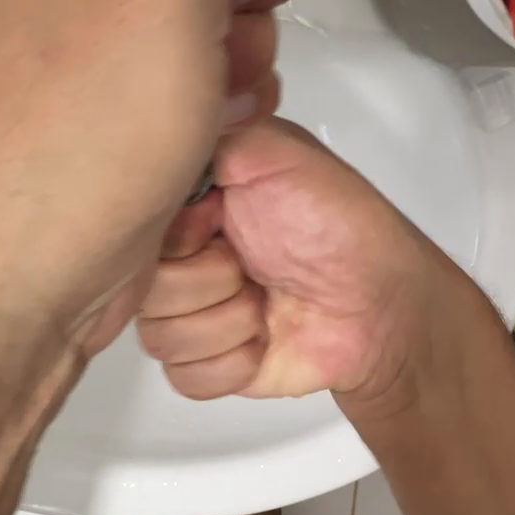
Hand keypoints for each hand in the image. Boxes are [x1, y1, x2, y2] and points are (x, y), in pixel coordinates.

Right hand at [136, 118, 472, 403]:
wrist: (380, 303)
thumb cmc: (340, 225)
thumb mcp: (277, 152)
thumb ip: (210, 137)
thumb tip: (159, 150)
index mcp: (189, 210)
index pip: (134, 230)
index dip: (179, 236)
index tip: (220, 222)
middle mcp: (183, 262)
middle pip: (142, 290)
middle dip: (210, 281)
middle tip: (254, 267)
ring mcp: (194, 315)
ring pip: (160, 337)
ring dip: (228, 322)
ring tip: (267, 304)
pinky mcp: (209, 365)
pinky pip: (185, 377)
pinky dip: (234, 362)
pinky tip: (265, 340)